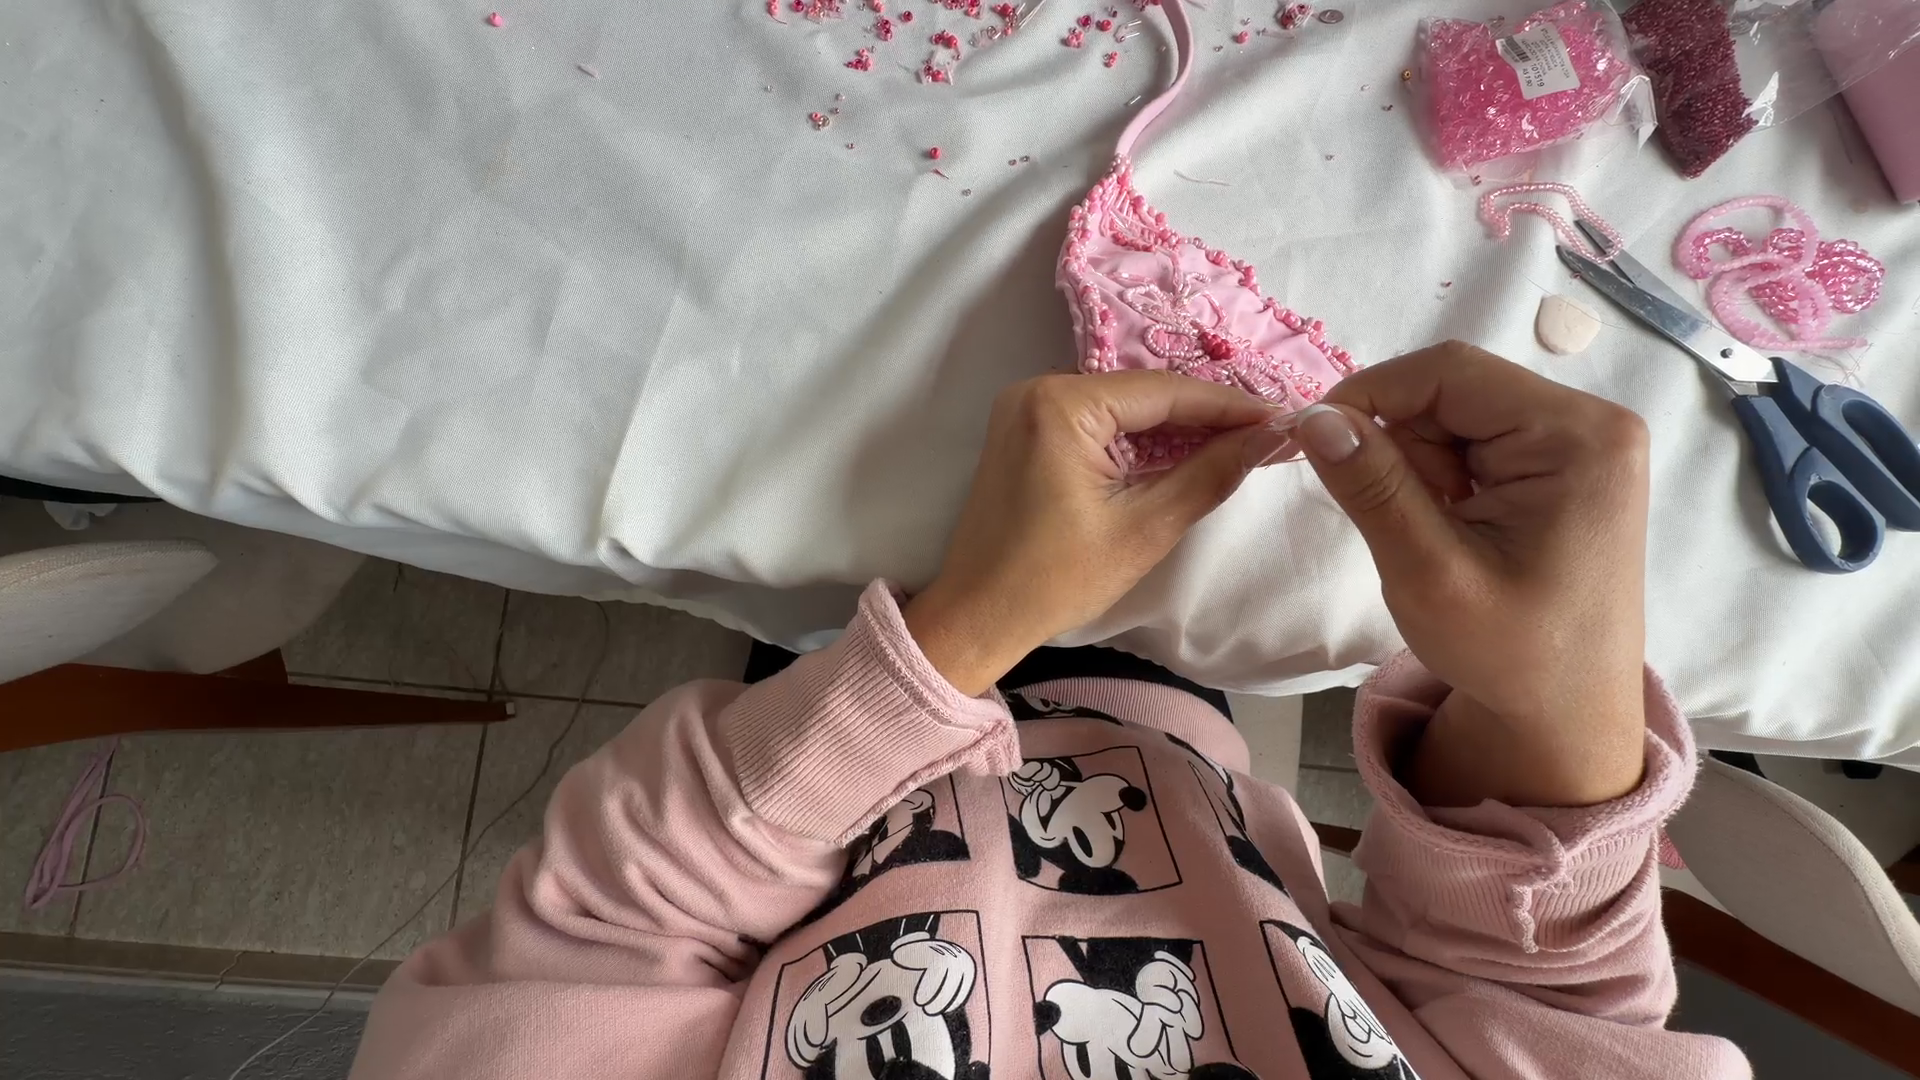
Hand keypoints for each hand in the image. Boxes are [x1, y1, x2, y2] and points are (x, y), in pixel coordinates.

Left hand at [905, 372, 1293, 695]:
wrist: (978, 615)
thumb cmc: (1054, 580)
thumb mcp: (1143, 529)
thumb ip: (1209, 474)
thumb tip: (1272, 436)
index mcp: (1060, 405)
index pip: (1163, 392)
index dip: (1228, 406)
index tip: (1282, 420)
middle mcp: (1036, 390)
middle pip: (1140, 394)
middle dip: (1203, 416)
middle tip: (1265, 435)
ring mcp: (1024, 409)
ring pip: (1119, 407)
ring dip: (1172, 428)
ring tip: (1235, 444)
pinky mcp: (1022, 432)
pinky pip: (1093, 423)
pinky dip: (1135, 439)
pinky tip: (1179, 453)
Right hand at [1293, 342, 1649, 806]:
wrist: (1560, 711)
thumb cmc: (1505, 651)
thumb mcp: (1426, 571)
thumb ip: (1371, 487)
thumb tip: (1311, 417)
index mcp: (1575, 438)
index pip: (1447, 373)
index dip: (1367, 394)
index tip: (1310, 443)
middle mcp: (1586, 424)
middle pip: (1449, 391)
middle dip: (1396, 443)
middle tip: (1390, 516)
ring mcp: (1573, 444)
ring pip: (1449, 417)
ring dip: (1410, 466)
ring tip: (1424, 533)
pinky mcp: (1554, 468)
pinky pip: (1465, 444)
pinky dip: (1430, 479)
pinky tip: (1441, 527)